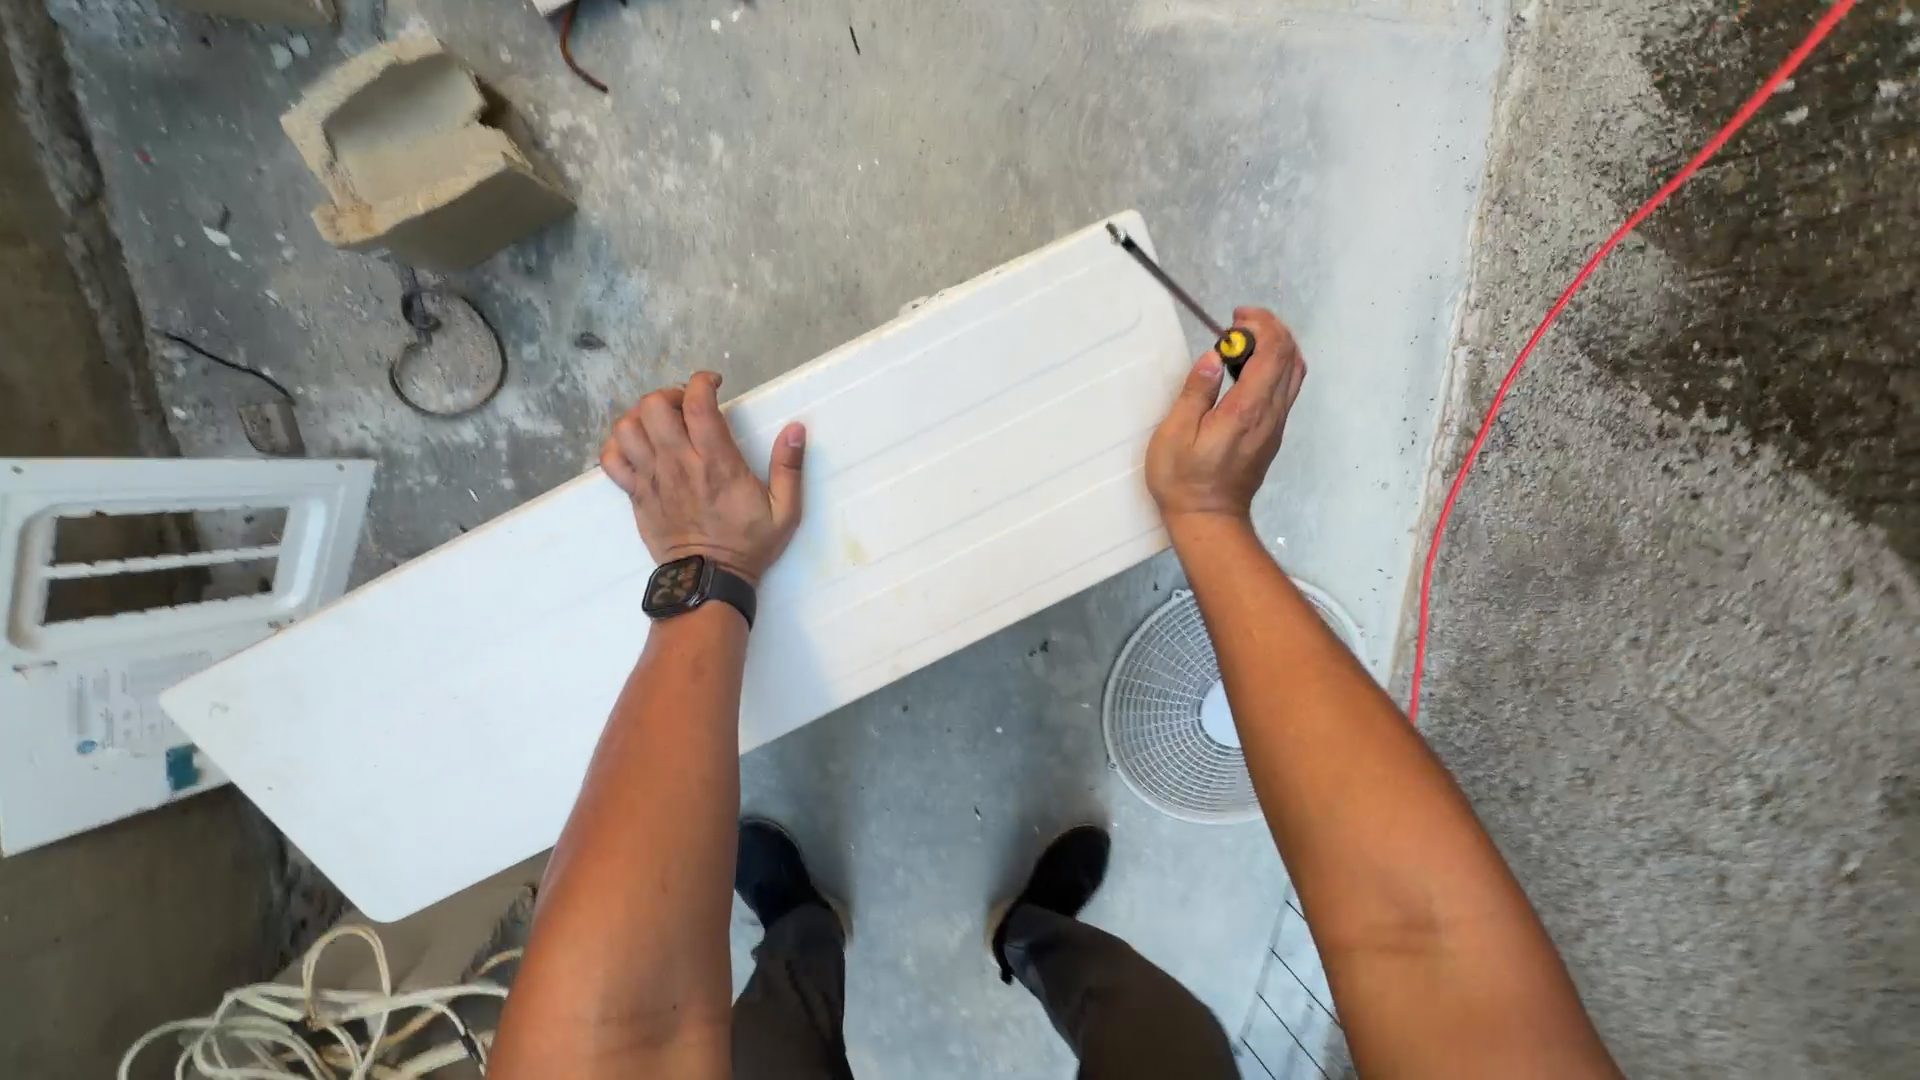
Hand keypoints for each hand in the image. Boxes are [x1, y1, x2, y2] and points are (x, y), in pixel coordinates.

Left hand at [600, 371, 805, 583]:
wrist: (708, 582)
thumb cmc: (748, 545)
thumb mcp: (785, 511)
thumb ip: (789, 468)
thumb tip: (795, 429)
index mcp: (716, 463)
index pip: (698, 404)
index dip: (702, 382)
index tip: (714, 384)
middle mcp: (678, 464)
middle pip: (654, 407)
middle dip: (670, 396)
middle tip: (687, 408)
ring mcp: (652, 479)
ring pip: (627, 427)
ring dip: (643, 416)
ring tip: (662, 425)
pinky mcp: (636, 495)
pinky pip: (611, 459)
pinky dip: (618, 444)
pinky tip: (638, 447)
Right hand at [1146, 307, 1306, 530]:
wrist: (1208, 519)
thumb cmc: (1183, 480)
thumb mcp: (1174, 435)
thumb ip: (1195, 393)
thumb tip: (1212, 358)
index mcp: (1246, 409)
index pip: (1273, 353)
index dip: (1261, 326)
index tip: (1234, 319)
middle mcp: (1270, 414)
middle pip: (1290, 357)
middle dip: (1271, 330)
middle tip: (1239, 324)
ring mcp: (1276, 425)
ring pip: (1294, 373)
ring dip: (1276, 347)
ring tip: (1245, 342)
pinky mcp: (1272, 434)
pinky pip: (1285, 389)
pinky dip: (1274, 367)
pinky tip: (1247, 370)